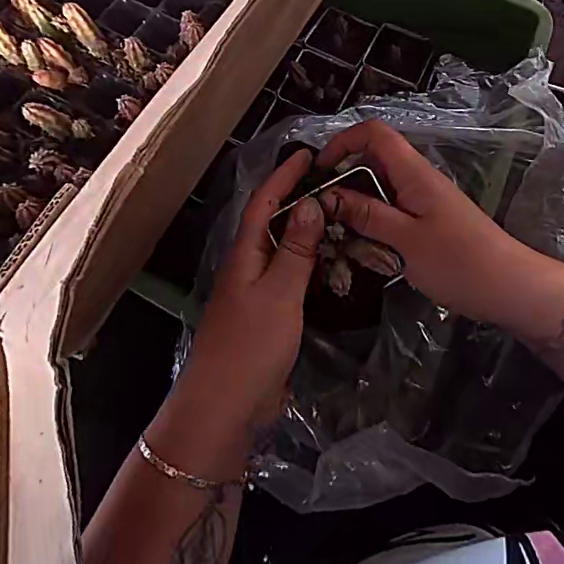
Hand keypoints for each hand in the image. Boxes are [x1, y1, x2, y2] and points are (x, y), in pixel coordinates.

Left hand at [152, 149, 322, 479]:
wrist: (223, 408)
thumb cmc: (250, 345)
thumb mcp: (279, 292)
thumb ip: (297, 249)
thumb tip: (310, 203)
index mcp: (246, 253)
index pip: (265, 202)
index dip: (285, 176)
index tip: (308, 155)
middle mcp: (249, 266)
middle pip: (274, 221)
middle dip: (299, 197)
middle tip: (335, 183)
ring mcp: (256, 291)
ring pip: (284, 248)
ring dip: (308, 229)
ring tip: (340, 215)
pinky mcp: (267, 314)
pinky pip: (291, 275)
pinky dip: (310, 261)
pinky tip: (330, 263)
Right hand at [316, 119, 538, 320]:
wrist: (510, 287)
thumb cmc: (460, 262)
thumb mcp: (406, 240)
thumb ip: (367, 216)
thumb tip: (326, 195)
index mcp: (414, 173)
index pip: (374, 133)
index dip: (343, 142)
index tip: (319, 172)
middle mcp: (418, 179)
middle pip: (372, 161)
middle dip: (342, 181)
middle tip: (318, 213)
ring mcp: (424, 201)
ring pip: (379, 190)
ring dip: (355, 208)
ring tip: (333, 236)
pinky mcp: (428, 222)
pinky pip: (391, 212)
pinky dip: (372, 224)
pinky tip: (360, 249)